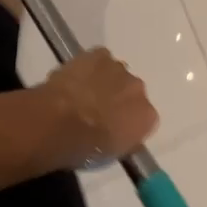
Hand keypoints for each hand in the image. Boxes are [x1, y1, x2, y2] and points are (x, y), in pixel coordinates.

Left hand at [40, 48, 158, 167]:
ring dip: (105, 80)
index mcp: (147, 116)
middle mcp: (139, 89)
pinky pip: (100, 58)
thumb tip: (124, 130)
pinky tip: (78, 77)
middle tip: (99, 109)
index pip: (144, 117)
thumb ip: (125, 137)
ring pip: (115, 73)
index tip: (114, 126)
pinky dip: (91, 66)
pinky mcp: (100, 53)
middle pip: (131, 91)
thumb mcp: (112, 153)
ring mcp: (119, 68)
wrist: (59, 121)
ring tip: (85, 92)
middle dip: (118, 97)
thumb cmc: (86, 146)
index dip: (127, 121)